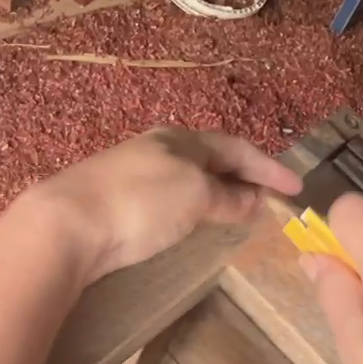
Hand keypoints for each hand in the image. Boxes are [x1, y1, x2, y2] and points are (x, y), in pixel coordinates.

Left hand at [20, 128, 300, 284]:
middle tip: (268, 200)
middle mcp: (157, 151)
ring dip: (216, 193)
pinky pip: (166, 200)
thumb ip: (227, 197)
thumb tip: (253, 200)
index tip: (297, 188)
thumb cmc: (139, 202)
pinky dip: (190, 208)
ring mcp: (132, 176)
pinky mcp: (113, 204)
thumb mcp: (195, 195)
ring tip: (235, 213)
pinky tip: (188, 224)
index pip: (237, 148)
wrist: (65, 224)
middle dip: (243, 177)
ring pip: (187, 180)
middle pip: (211, 160)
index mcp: (180, 139)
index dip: (270, 168)